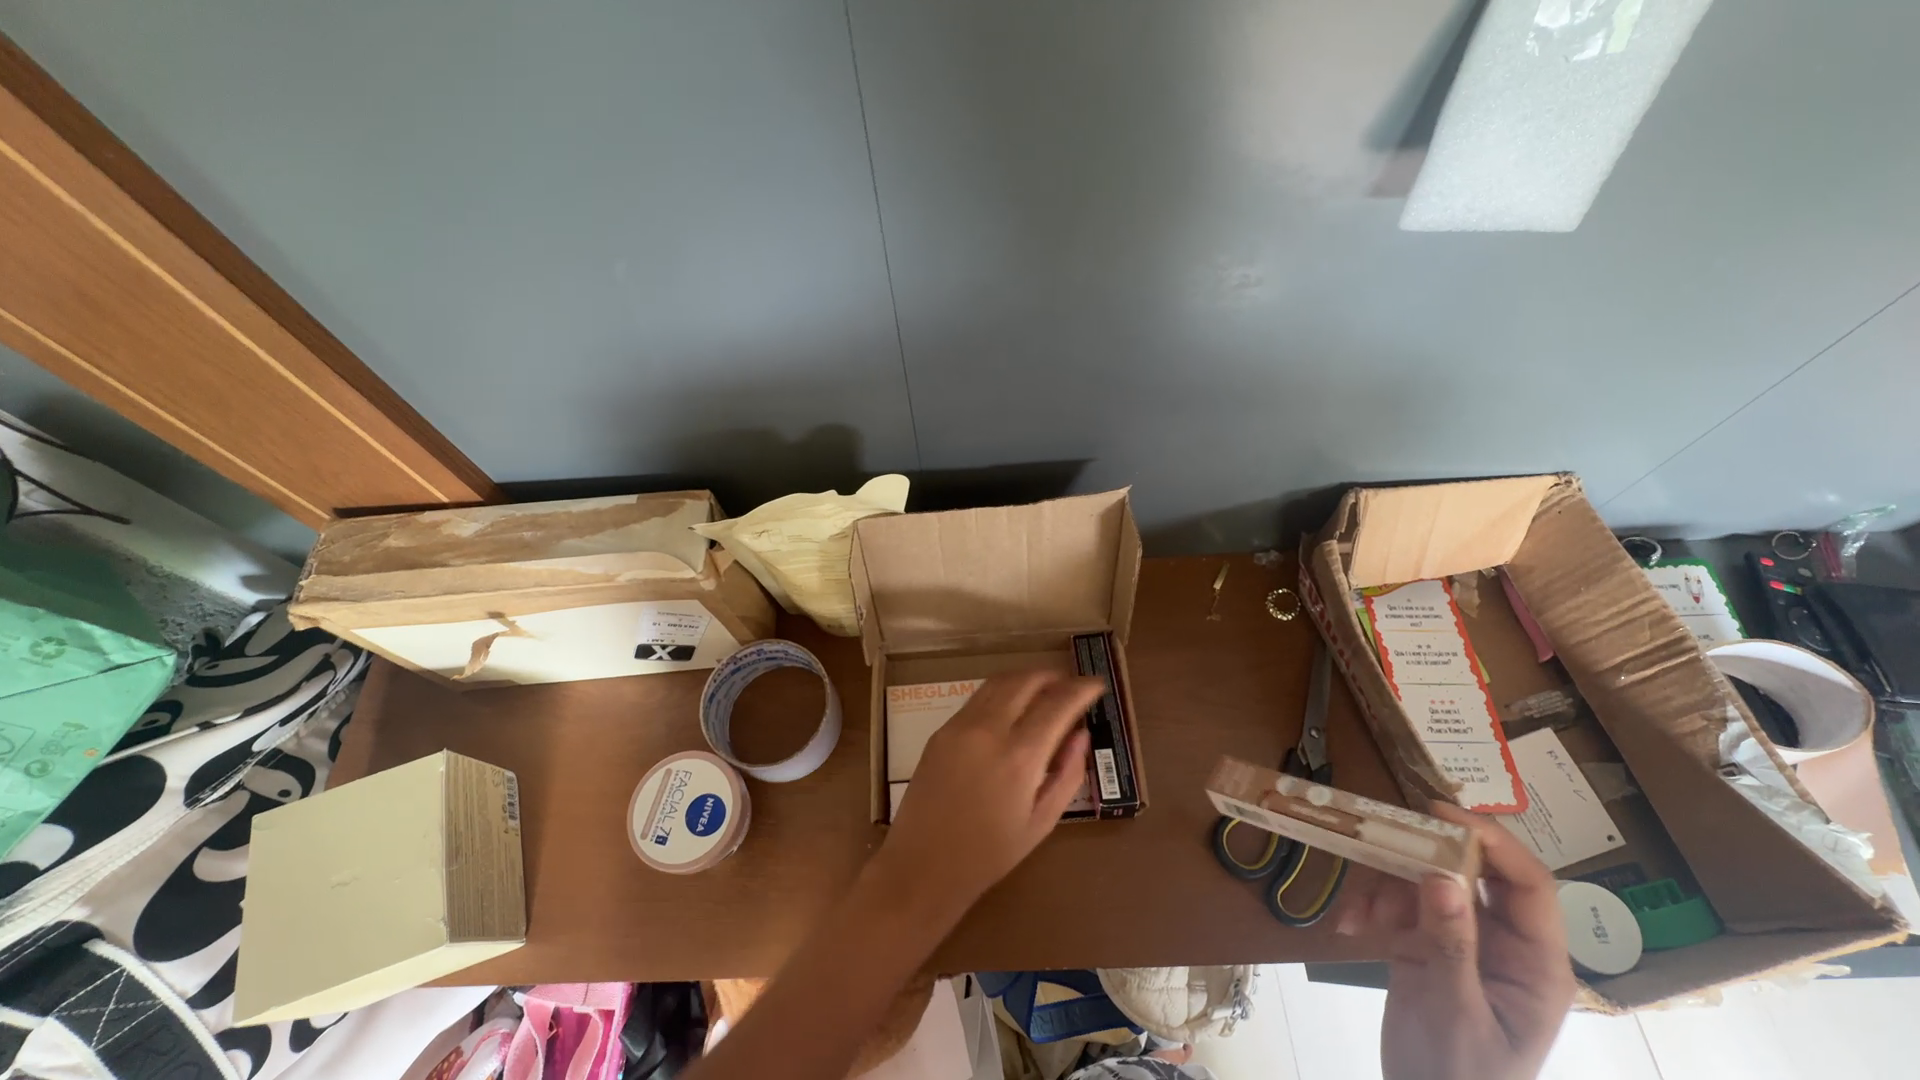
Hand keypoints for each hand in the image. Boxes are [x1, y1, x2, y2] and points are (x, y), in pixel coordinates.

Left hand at [875, 671, 1102, 917]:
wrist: (923, 866)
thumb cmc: (989, 855)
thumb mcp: (1041, 822)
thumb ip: (1067, 774)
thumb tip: (1081, 735)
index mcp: (1020, 756)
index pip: (1058, 703)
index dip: (1082, 688)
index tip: (1096, 685)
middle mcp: (989, 731)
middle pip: (1026, 681)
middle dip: (1053, 675)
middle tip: (1071, 684)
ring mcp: (959, 727)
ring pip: (998, 682)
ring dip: (1025, 678)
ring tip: (1044, 689)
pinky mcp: (940, 732)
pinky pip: (976, 699)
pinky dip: (1001, 693)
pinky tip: (1010, 709)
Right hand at [1336, 803, 1575, 1079]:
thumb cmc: (1461, 1077)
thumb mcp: (1457, 1014)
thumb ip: (1452, 945)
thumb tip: (1442, 875)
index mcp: (1536, 962)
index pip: (1528, 884)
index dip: (1492, 841)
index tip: (1441, 814)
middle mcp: (1504, 943)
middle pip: (1474, 873)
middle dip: (1427, 854)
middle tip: (1385, 836)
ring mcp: (1462, 942)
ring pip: (1429, 883)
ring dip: (1389, 887)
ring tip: (1363, 914)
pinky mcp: (1424, 946)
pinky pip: (1399, 905)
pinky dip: (1372, 906)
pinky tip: (1352, 926)